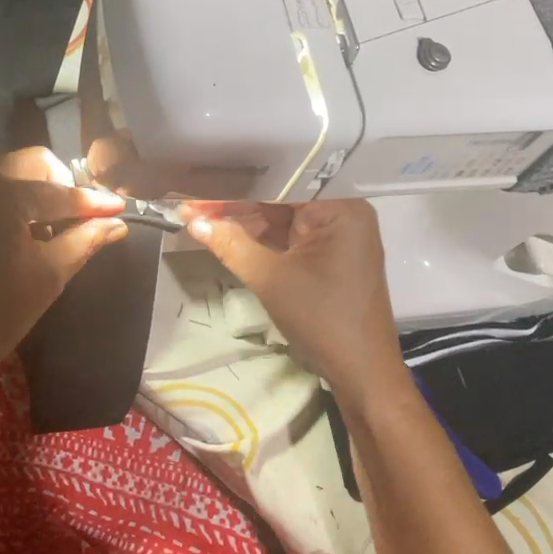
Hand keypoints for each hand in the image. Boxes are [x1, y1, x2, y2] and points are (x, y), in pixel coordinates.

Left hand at [0, 148, 127, 381]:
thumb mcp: (48, 276)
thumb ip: (85, 240)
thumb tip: (117, 223)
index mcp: (1, 194)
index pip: (59, 191)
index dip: (93, 202)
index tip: (120, 210)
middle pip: (31, 164)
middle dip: (60, 187)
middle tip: (74, 223)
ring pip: (5, 174)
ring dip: (31, 194)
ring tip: (42, 236)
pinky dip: (3, 203)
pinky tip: (11, 238)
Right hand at [184, 199, 405, 393]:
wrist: (362, 373)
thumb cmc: (323, 320)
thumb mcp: (271, 280)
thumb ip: (231, 244)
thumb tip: (192, 220)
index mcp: (341, 207)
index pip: (282, 181)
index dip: (237, 183)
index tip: (199, 181)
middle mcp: (343, 211)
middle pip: (281, 196)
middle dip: (236, 202)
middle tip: (190, 201)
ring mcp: (338, 233)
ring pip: (282, 216)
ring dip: (244, 220)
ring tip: (198, 214)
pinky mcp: (329, 253)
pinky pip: (290, 235)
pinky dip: (261, 237)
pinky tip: (226, 232)